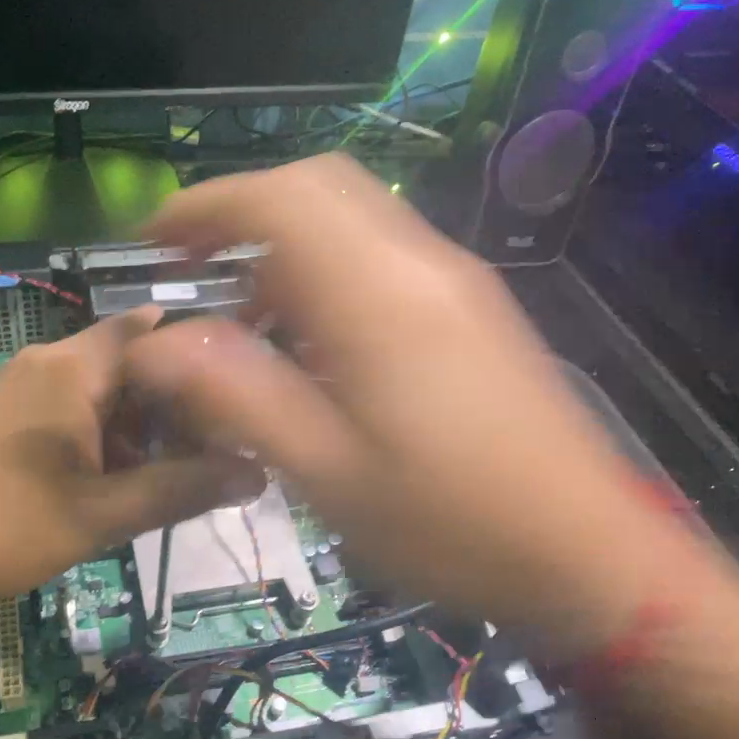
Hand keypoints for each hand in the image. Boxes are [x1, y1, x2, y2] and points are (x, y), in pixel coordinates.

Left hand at [0, 307, 265, 607]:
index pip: (149, 331)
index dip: (200, 356)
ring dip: (139, 430)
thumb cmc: (1, 524)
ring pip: (101, 396)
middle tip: (218, 451)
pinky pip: (70, 415)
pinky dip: (103, 441)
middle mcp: (45, 365)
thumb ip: (181, 490)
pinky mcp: (5, 421)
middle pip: (129, 367)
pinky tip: (121, 484)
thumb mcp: (100, 515)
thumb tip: (257, 474)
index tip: (241, 394)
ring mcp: (20, 391)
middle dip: (174, 406)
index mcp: (70, 369)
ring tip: (177, 476)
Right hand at [124, 155, 683, 655]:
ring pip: (350, 218)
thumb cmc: (450, 523)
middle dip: (242, 213)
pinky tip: (307, 343)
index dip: (204, 206)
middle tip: (189, 267)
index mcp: (378, 297)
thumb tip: (153, 346)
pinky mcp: (469, 308)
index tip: (151, 242)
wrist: (587, 551)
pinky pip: (379, 255)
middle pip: (318, 188)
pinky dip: (323, 271)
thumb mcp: (328, 472)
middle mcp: (419, 264)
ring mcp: (452, 281)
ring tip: (238, 317)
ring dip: (282, 245)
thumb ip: (238, 397)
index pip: (280, 200)